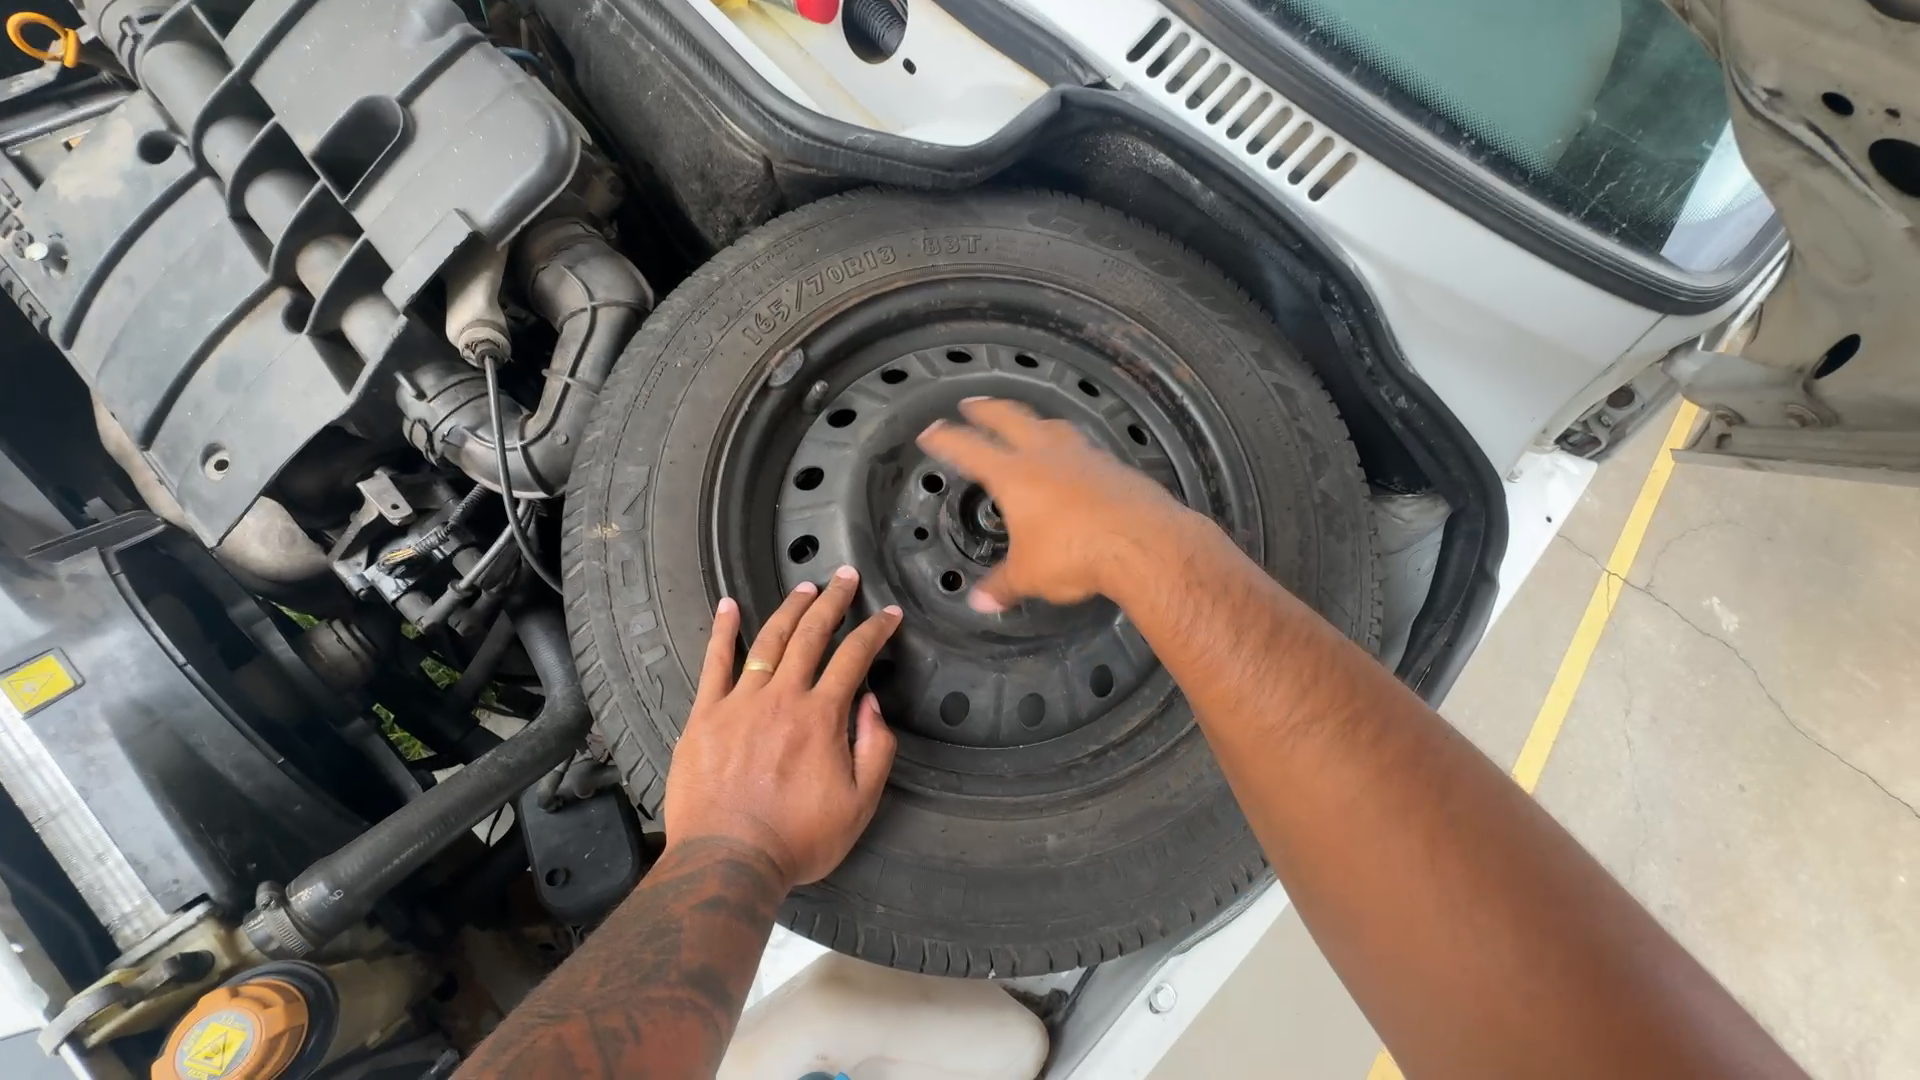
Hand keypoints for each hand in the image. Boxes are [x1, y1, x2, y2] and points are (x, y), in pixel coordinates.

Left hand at [662, 567, 901, 888]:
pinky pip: (713, 664)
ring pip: (769, 641)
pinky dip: (721, 632)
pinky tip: (728, 607)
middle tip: (845, 578)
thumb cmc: (796, 839)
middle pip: (812, 635)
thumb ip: (874, 748)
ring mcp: (740, 703)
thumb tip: (870, 704)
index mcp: (821, 717)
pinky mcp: (705, 716)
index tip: (887, 616)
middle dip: (833, 602)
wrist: (727, 861)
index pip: (855, 657)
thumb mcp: (859, 804)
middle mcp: (782, 699)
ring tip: (805, 589)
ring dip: (790, 610)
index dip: (875, 631)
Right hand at [916, 397, 1196, 612]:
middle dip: (987, 410)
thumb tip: (980, 602)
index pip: (969, 449)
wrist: (1143, 543)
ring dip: (1034, 421)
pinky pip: (1085, 448)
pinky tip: (1076, 459)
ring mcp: (1084, 456)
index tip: (932, 431)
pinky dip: (1071, 447)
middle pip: (1010, 419)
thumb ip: (1002, 585)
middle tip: (973, 403)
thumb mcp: (1029, 575)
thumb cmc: (1075, 554)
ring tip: (1028, 423)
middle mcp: (1046, 456)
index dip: (946, 439)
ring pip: (1052, 426)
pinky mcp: (1114, 467)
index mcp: (1014, 476)